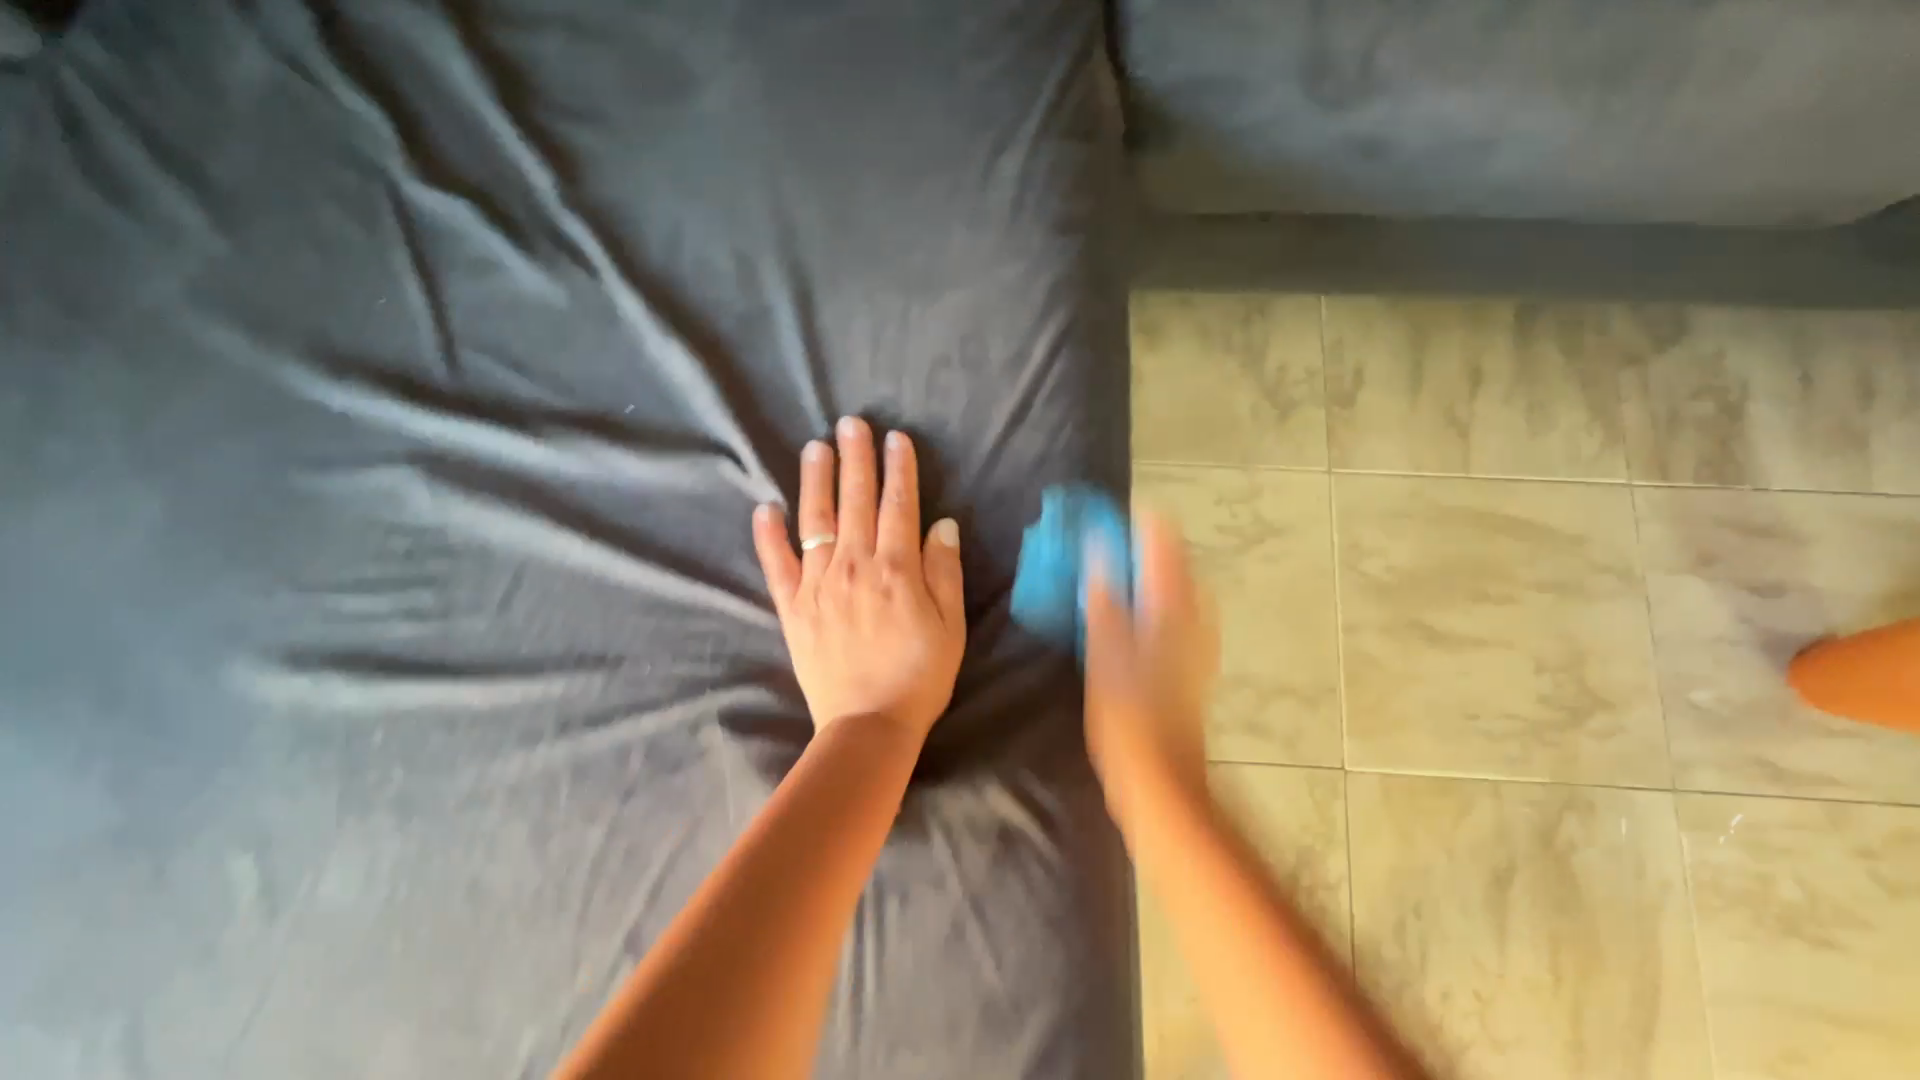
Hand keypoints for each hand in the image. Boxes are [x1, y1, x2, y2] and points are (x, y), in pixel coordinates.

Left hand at [752, 416, 965, 741]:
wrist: (868, 725)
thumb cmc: (920, 676)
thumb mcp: (951, 626)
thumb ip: (944, 571)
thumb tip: (942, 523)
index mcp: (896, 568)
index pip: (899, 505)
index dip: (899, 469)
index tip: (895, 439)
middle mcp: (854, 565)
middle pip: (856, 501)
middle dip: (856, 459)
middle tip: (852, 423)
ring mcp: (818, 584)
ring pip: (815, 519)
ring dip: (816, 480)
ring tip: (815, 447)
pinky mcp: (792, 607)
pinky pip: (777, 564)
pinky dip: (769, 534)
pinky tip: (766, 507)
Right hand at [1082, 509, 1218, 795]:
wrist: (1161, 776)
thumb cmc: (1129, 716)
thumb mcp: (1106, 654)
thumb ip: (1106, 599)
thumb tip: (1100, 552)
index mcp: (1172, 608)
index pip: (1163, 542)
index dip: (1138, 521)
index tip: (1105, 513)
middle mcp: (1192, 616)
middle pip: (1175, 561)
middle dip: (1142, 543)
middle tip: (1105, 539)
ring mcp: (1196, 639)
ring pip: (1176, 586)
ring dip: (1147, 570)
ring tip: (1113, 567)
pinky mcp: (1190, 661)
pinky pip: (1174, 610)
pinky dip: (1152, 598)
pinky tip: (1130, 612)